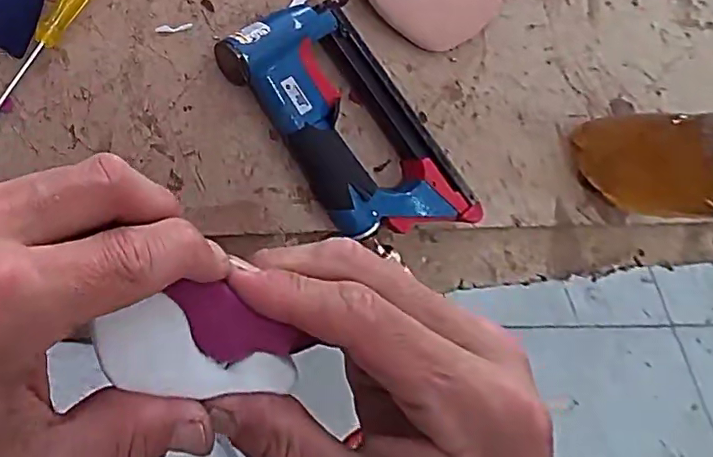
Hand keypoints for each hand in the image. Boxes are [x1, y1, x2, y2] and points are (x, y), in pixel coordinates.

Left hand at [0, 154, 229, 456]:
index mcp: (10, 300)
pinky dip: (100, 203)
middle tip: (186, 259)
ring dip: (135, 203)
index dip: (189, 256)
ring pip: (91, 172)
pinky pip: (64, 181)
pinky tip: (105, 246)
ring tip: (151, 252)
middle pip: (114, 183)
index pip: (132, 253)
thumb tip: (200, 413)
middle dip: (166, 212)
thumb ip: (125, 431)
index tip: (216, 274)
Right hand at [208, 238, 551, 456]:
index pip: (367, 313)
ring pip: (378, 273)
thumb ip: (296, 443)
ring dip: (312, 279)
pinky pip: (387, 293)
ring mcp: (473, 334)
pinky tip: (299, 317)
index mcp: (476, 400)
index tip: (241, 287)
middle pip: (373, 275)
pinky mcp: (455, 332)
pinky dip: (336, 297)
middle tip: (240, 289)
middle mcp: (483, 350)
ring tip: (261, 305)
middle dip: (297, 271)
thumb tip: (229, 397)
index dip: (295, 291)